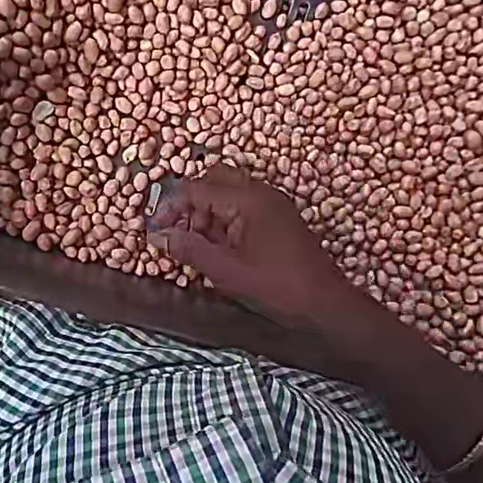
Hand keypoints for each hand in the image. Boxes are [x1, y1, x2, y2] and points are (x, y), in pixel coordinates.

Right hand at [144, 165, 359, 328]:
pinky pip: (244, 203)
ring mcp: (273, 202)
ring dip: (208, 210)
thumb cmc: (277, 287)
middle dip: (190, 203)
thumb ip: (189, 249)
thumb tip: (159, 235)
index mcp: (248, 199)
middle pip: (213, 179)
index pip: (196, 189)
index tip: (157, 230)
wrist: (325, 303)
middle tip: (180, 232)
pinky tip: (222, 246)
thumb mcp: (226, 271)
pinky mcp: (279, 216)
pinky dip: (225, 217)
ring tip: (199, 244)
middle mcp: (261, 192)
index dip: (171, 208)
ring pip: (228, 190)